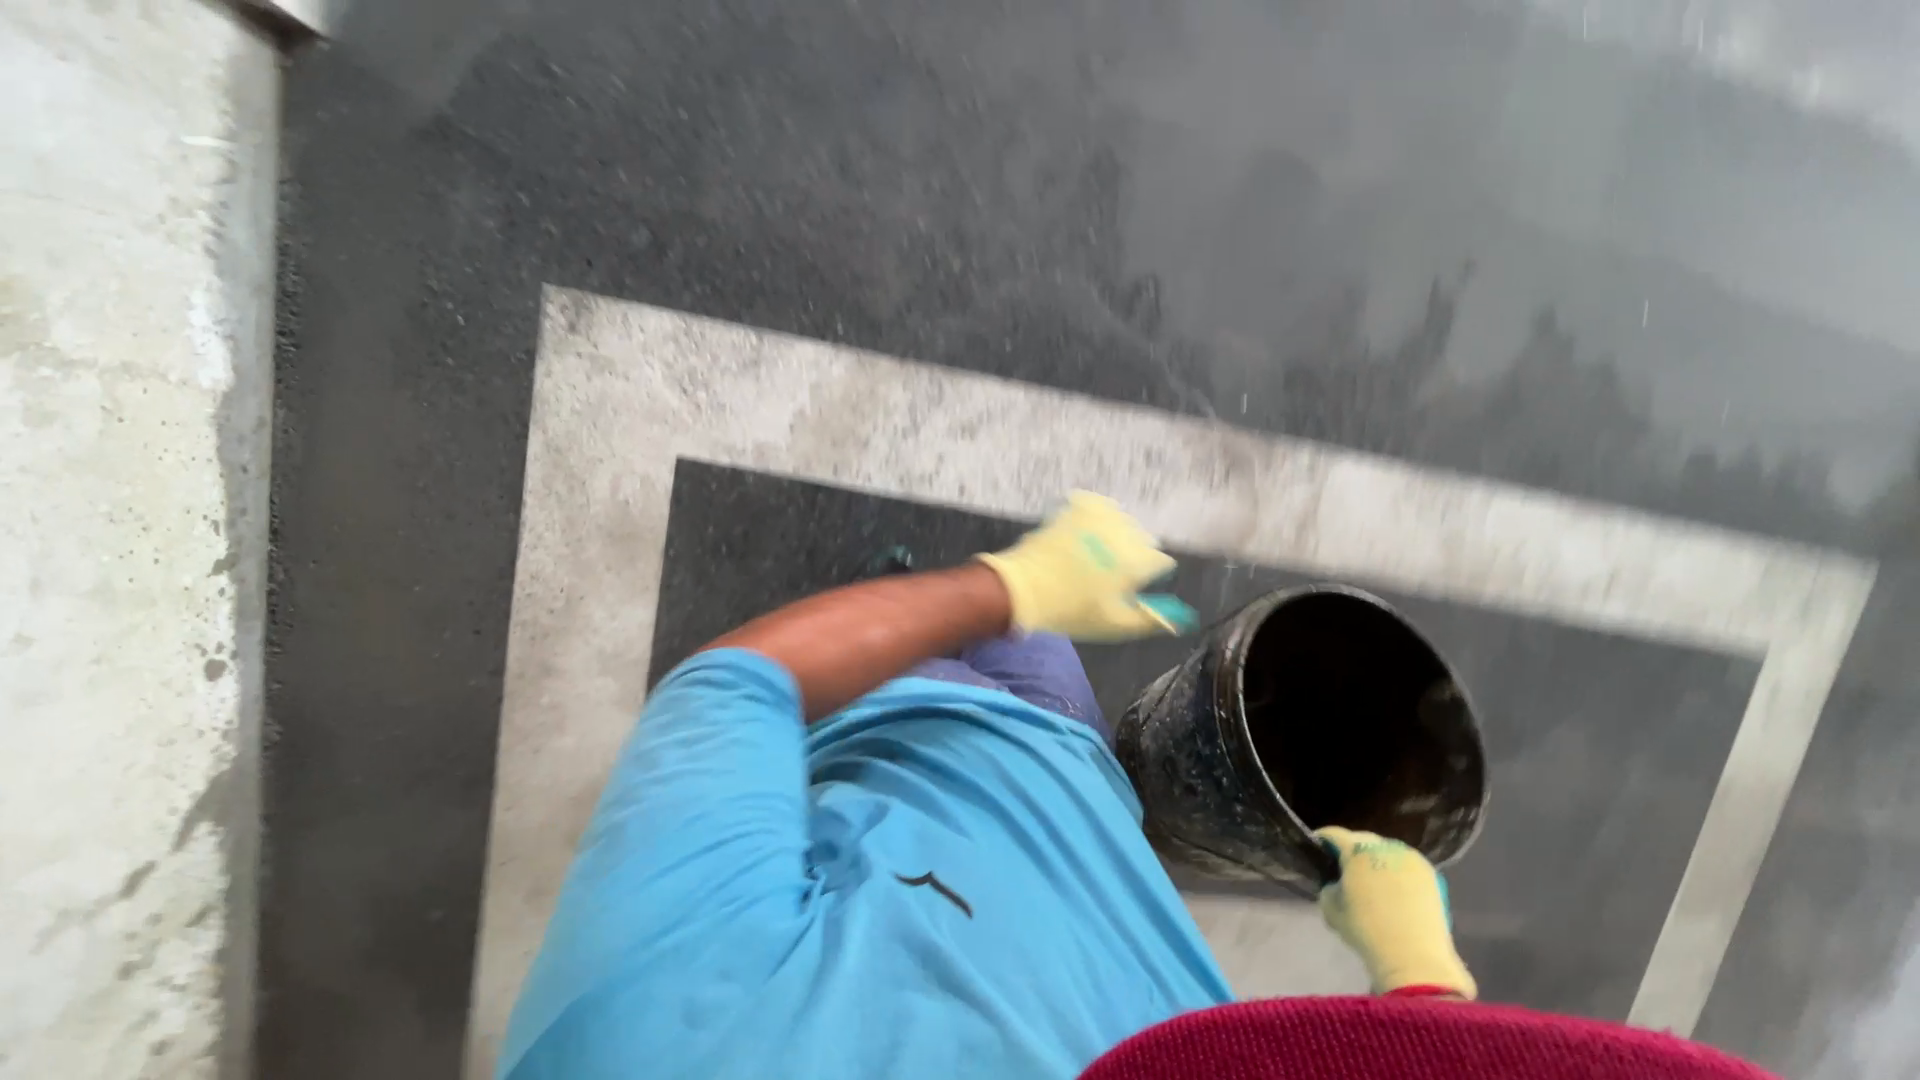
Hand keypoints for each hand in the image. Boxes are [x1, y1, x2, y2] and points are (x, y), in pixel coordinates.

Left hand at [976, 491, 1197, 641]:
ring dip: (1114, 534)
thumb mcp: (1115, 624)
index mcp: (1137, 559)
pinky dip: (1095, 515)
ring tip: (1095, 554)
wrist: (1023, 588)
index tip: (1131, 586)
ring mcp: (1097, 516)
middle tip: (1110, 574)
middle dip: (1132, 553)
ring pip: (1120, 521)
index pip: (1160, 562)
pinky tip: (1085, 531)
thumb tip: (1179, 619)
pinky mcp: (1074, 508)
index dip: (1147, 576)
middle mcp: (1123, 531)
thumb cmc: (1071, 611)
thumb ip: (1151, 619)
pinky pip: (1095, 505)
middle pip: (1142, 538)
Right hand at [1315, 826, 1475, 999]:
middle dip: (1350, 850)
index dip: (1321, 841)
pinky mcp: (1431, 874)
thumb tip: (1337, 882)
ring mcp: (1411, 858)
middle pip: (1361, 839)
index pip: (1333, 834)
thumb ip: (1329, 886)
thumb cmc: (1366, 930)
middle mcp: (1385, 845)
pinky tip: (1393, 889)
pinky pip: (1405, 864)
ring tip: (1371, 879)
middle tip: (1344, 869)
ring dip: (1375, 859)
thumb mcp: (1331, 907)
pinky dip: (1395, 870)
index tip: (1317, 852)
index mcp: (1357, 849)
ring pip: (1386, 850)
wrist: (1415, 958)